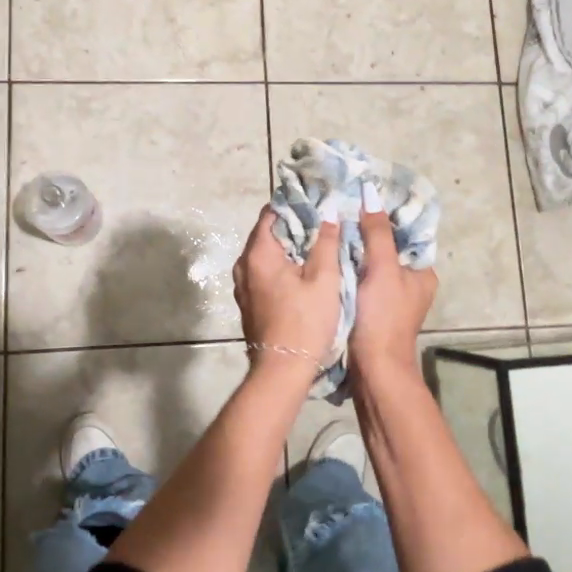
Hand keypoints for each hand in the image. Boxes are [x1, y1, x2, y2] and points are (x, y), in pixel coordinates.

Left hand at [232, 206, 342, 379]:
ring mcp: (243, 285)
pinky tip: (303, 270)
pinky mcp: (249, 301)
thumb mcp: (324, 279)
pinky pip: (264, 271)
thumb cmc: (305, 322)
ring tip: (317, 243)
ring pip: (266, 254)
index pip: (271, 214)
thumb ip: (325, 242)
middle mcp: (243, 265)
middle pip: (267, 233)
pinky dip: (282, 265)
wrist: (282, 369)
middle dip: (294, 225)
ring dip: (288, 247)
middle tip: (323, 221)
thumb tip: (328, 212)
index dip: (294, 205)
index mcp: (258, 254)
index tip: (317, 202)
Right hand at [347, 183, 437, 380]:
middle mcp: (409, 282)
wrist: (373, 369)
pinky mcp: (371, 309)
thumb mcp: (382, 269)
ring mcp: (390, 297)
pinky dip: (345, 268)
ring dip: (352, 249)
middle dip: (363, 229)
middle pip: (385, 246)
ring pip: (369, 262)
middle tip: (336, 209)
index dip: (382, 213)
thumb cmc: (383, 317)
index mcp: (420, 271)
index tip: (357, 195)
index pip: (403, 231)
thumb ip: (377, 232)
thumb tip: (371, 193)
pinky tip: (327, 257)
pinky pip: (358, 279)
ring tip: (328, 228)